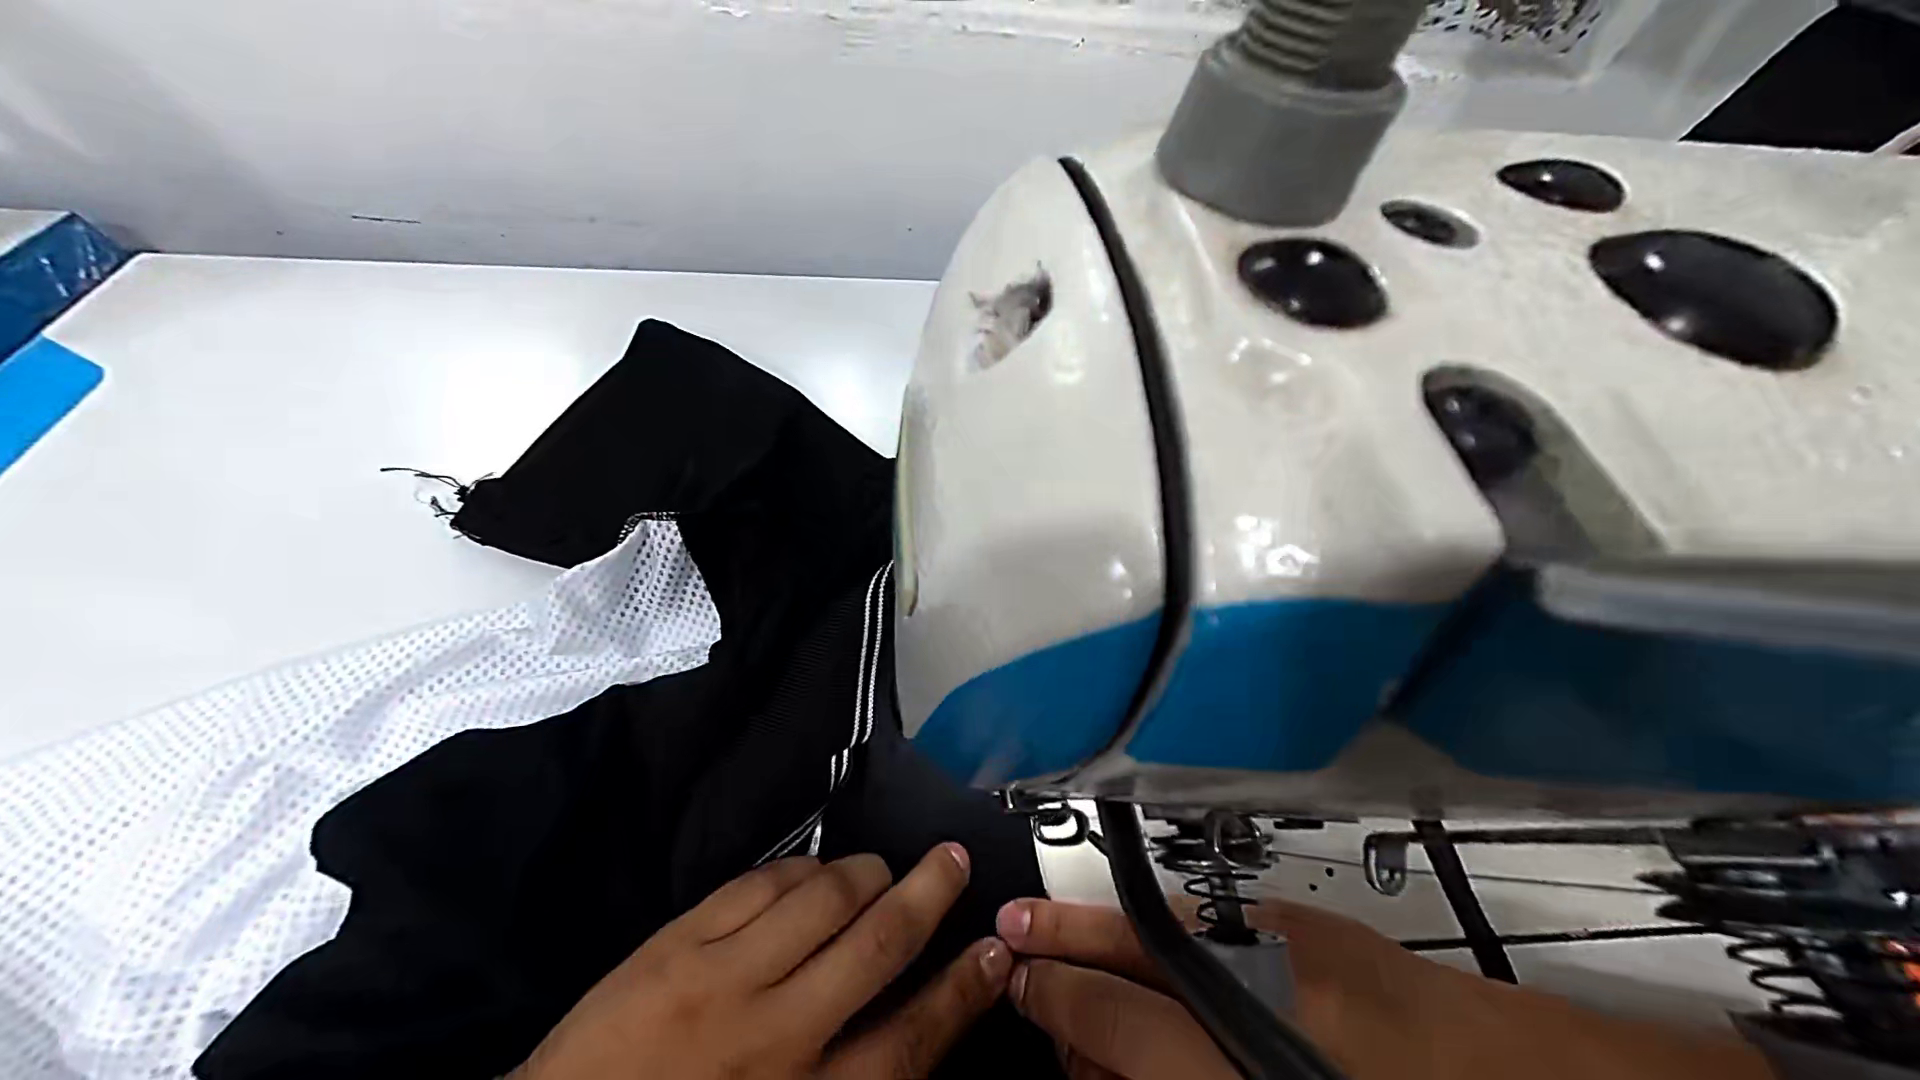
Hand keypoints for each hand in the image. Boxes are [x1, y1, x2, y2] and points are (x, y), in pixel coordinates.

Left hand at [511, 844, 1011, 1079]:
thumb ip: (844, 1079)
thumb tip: (905, 1022)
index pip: (909, 1038)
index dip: (961, 990)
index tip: (995, 948)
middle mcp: (776, 1035)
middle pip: (877, 946)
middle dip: (927, 896)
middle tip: (953, 858)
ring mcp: (723, 979)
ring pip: (823, 899)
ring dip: (863, 874)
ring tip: (878, 869)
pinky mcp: (679, 941)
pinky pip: (761, 883)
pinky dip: (799, 870)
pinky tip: (811, 872)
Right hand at [995, 897, 1773, 1079]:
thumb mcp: (1271, 1078)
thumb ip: (1181, 1064)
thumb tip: (1108, 1058)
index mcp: (1248, 1047)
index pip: (1124, 1015)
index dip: (1060, 994)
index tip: (1012, 975)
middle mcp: (1265, 983)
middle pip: (1137, 950)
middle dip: (1066, 938)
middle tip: (1012, 927)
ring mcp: (1291, 945)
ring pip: (1171, 929)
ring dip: (1113, 933)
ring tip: (1063, 938)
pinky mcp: (1314, 928)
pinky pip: (1217, 926)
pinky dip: (1171, 936)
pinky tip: (1153, 943)